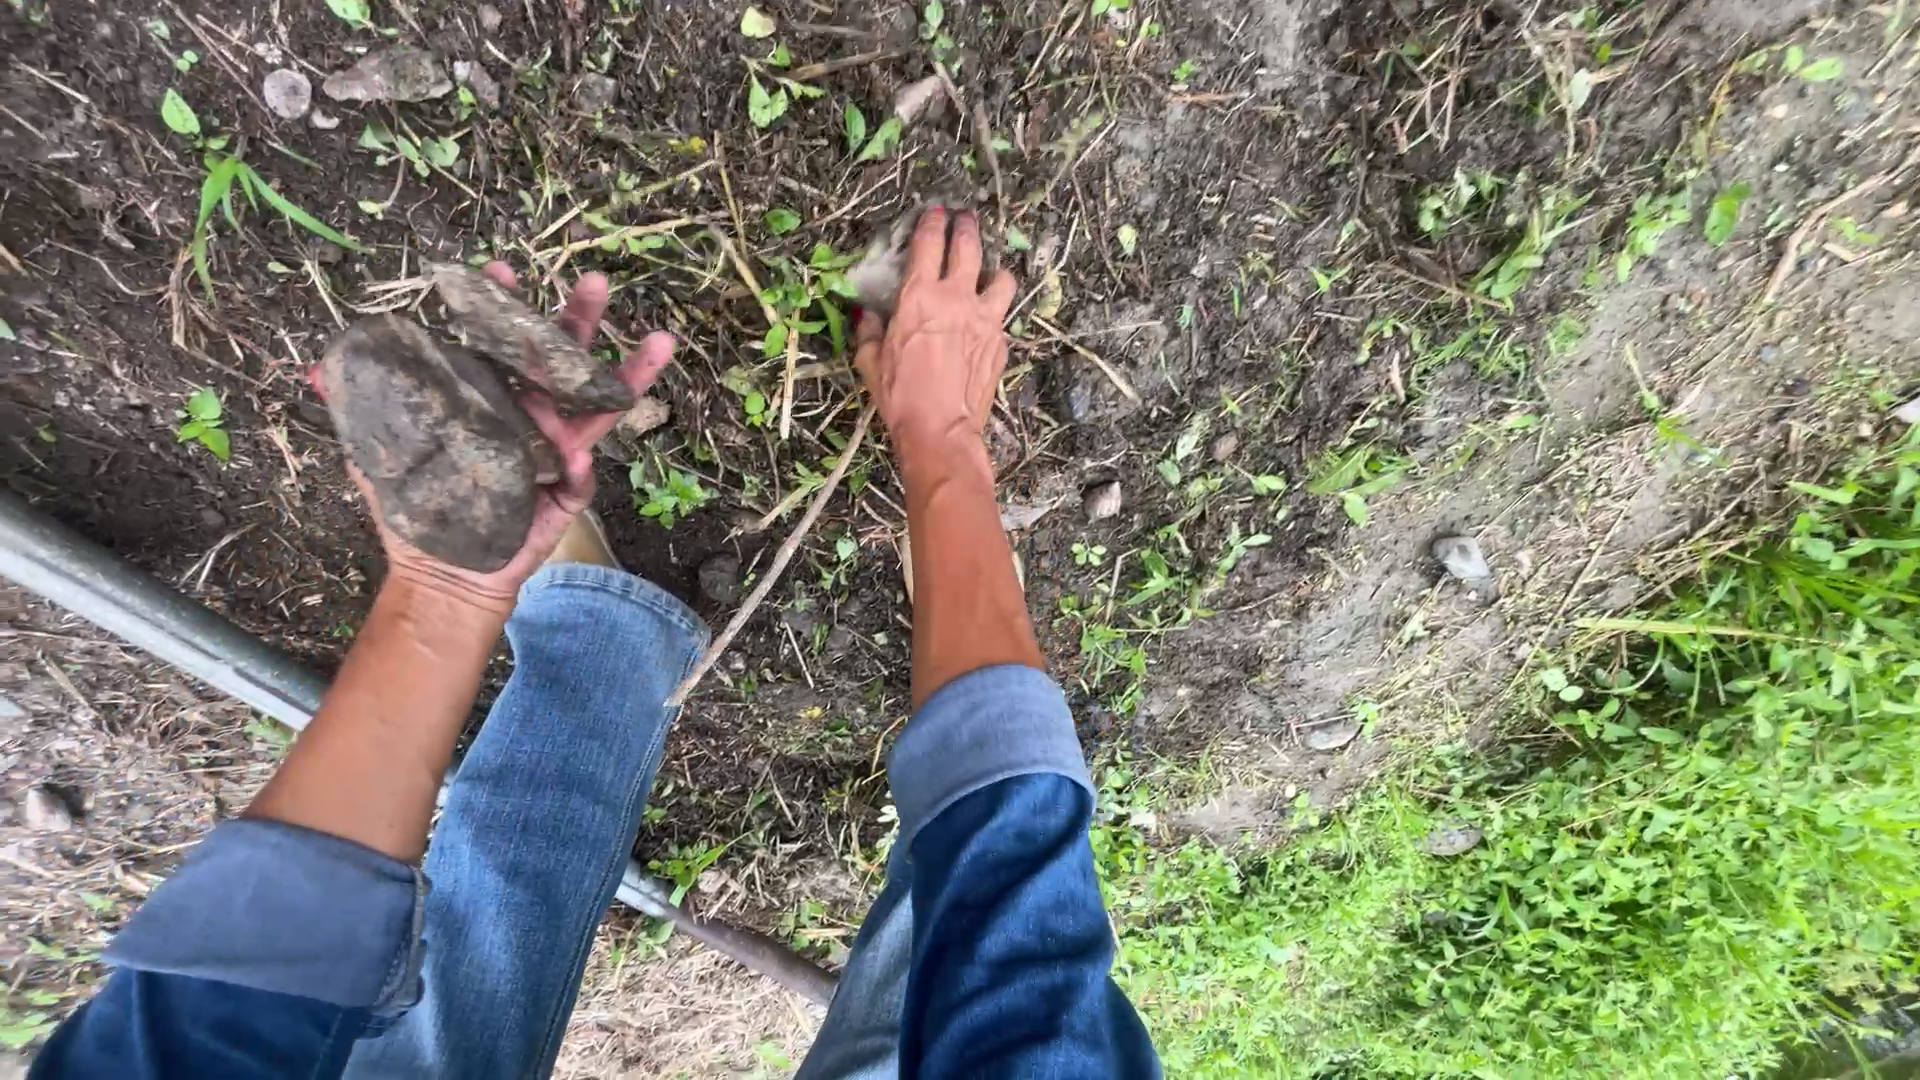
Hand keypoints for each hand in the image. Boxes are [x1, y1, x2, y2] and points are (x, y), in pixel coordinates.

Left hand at [319, 262, 673, 614]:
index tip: (499, 269)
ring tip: (661, 340)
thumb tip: (318, 371)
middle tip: (596, 282)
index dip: (503, 308)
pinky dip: (576, 470)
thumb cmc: (420, 513)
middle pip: (560, 363)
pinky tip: (570, 463)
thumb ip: (368, 415)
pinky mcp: (570, 491)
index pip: (500, 345)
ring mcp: (557, 452)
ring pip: (596, 408)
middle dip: (578, 322)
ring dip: (626, 375)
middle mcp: (529, 417)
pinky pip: (578, 476)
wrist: (448, 573)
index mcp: (488, 400)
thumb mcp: (382, 457)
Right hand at [854, 207, 1016, 461]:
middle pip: (970, 246)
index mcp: (920, 296)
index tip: (935, 211)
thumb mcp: (870, 363)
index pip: (930, 242)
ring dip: (995, 272)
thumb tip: (866, 317)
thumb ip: (868, 333)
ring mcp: (986, 320)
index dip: (933, 221)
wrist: (941, 431)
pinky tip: (985, 328)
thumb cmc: (901, 397)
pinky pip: (1001, 321)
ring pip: (1002, 278)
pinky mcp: (1001, 345)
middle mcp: (957, 299)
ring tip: (989, 276)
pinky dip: (994, 318)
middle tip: (965, 220)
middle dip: (967, 227)